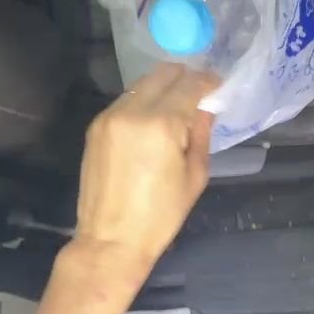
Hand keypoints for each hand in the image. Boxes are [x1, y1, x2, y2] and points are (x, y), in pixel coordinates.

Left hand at [71, 63, 217, 275]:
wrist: (111, 240)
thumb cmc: (160, 216)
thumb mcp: (195, 176)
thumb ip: (201, 134)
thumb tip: (205, 108)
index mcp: (161, 125)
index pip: (190, 84)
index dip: (209, 83)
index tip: (218, 91)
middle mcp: (132, 111)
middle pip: (164, 73)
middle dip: (185, 80)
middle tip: (198, 97)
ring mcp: (109, 116)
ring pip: (143, 84)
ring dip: (163, 90)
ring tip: (175, 113)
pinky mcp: (95, 127)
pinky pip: (126, 101)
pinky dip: (143, 103)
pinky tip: (151, 126)